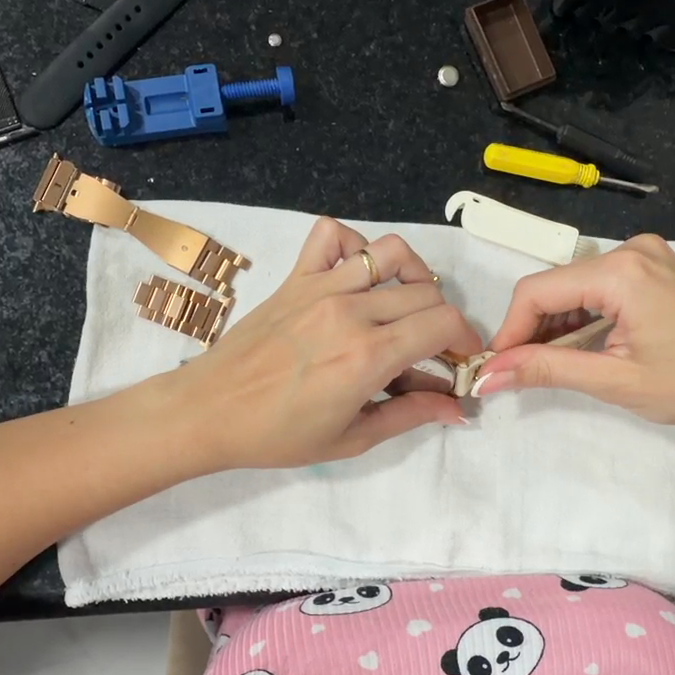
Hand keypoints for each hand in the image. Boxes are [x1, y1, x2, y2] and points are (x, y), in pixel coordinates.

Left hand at [166, 218, 484, 469]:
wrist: (208, 411)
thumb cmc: (277, 436)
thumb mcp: (351, 438)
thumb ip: (410, 416)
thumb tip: (458, 409)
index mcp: (368, 356)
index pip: (444, 323)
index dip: (465, 341)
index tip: (460, 361)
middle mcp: (350, 311)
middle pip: (427, 292)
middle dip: (443, 321)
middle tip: (430, 350)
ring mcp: (321, 287)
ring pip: (392, 252)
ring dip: (413, 276)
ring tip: (405, 304)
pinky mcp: (296, 277)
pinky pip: (332, 235)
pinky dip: (354, 245)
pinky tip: (356, 277)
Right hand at [477, 236, 674, 435]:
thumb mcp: (613, 380)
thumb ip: (545, 370)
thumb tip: (487, 376)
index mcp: (620, 270)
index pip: (536, 291)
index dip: (509, 331)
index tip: (497, 369)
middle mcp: (631, 250)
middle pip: (555, 285)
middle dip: (533, 329)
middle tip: (523, 372)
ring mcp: (647, 255)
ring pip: (576, 286)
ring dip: (557, 325)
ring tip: (556, 365)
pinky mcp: (657, 268)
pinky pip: (601, 286)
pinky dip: (584, 316)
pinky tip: (585, 347)